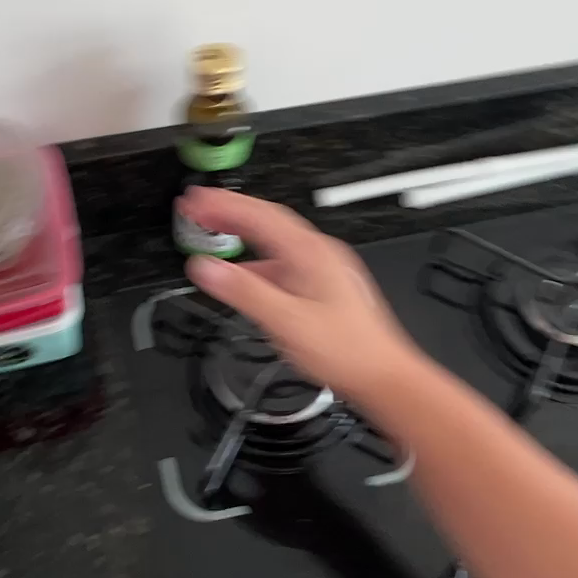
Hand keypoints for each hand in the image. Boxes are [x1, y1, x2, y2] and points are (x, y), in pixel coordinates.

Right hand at [179, 187, 426, 401]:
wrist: (382, 376)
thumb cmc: (347, 351)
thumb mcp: (287, 320)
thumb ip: (244, 292)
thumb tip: (206, 268)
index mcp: (310, 253)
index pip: (259, 215)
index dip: (223, 204)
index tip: (195, 200)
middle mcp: (318, 254)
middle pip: (267, 221)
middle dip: (229, 211)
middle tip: (197, 208)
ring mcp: (321, 270)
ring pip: (274, 241)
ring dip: (241, 234)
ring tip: (213, 234)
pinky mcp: (321, 287)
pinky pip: (281, 262)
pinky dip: (255, 261)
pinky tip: (244, 275)